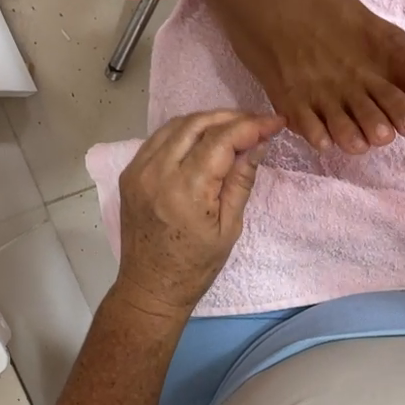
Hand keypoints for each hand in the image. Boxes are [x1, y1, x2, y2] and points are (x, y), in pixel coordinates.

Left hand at [112, 110, 283, 318]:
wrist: (151, 286)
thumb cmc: (196, 266)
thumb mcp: (229, 227)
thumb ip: (241, 180)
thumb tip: (259, 142)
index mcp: (186, 191)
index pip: (221, 140)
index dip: (251, 126)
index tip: (274, 122)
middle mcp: (157, 173)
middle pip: (197, 124)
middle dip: (230, 118)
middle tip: (256, 123)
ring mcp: (139, 170)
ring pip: (176, 126)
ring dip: (207, 121)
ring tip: (233, 128)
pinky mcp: (130, 173)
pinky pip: (159, 139)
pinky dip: (184, 133)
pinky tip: (203, 140)